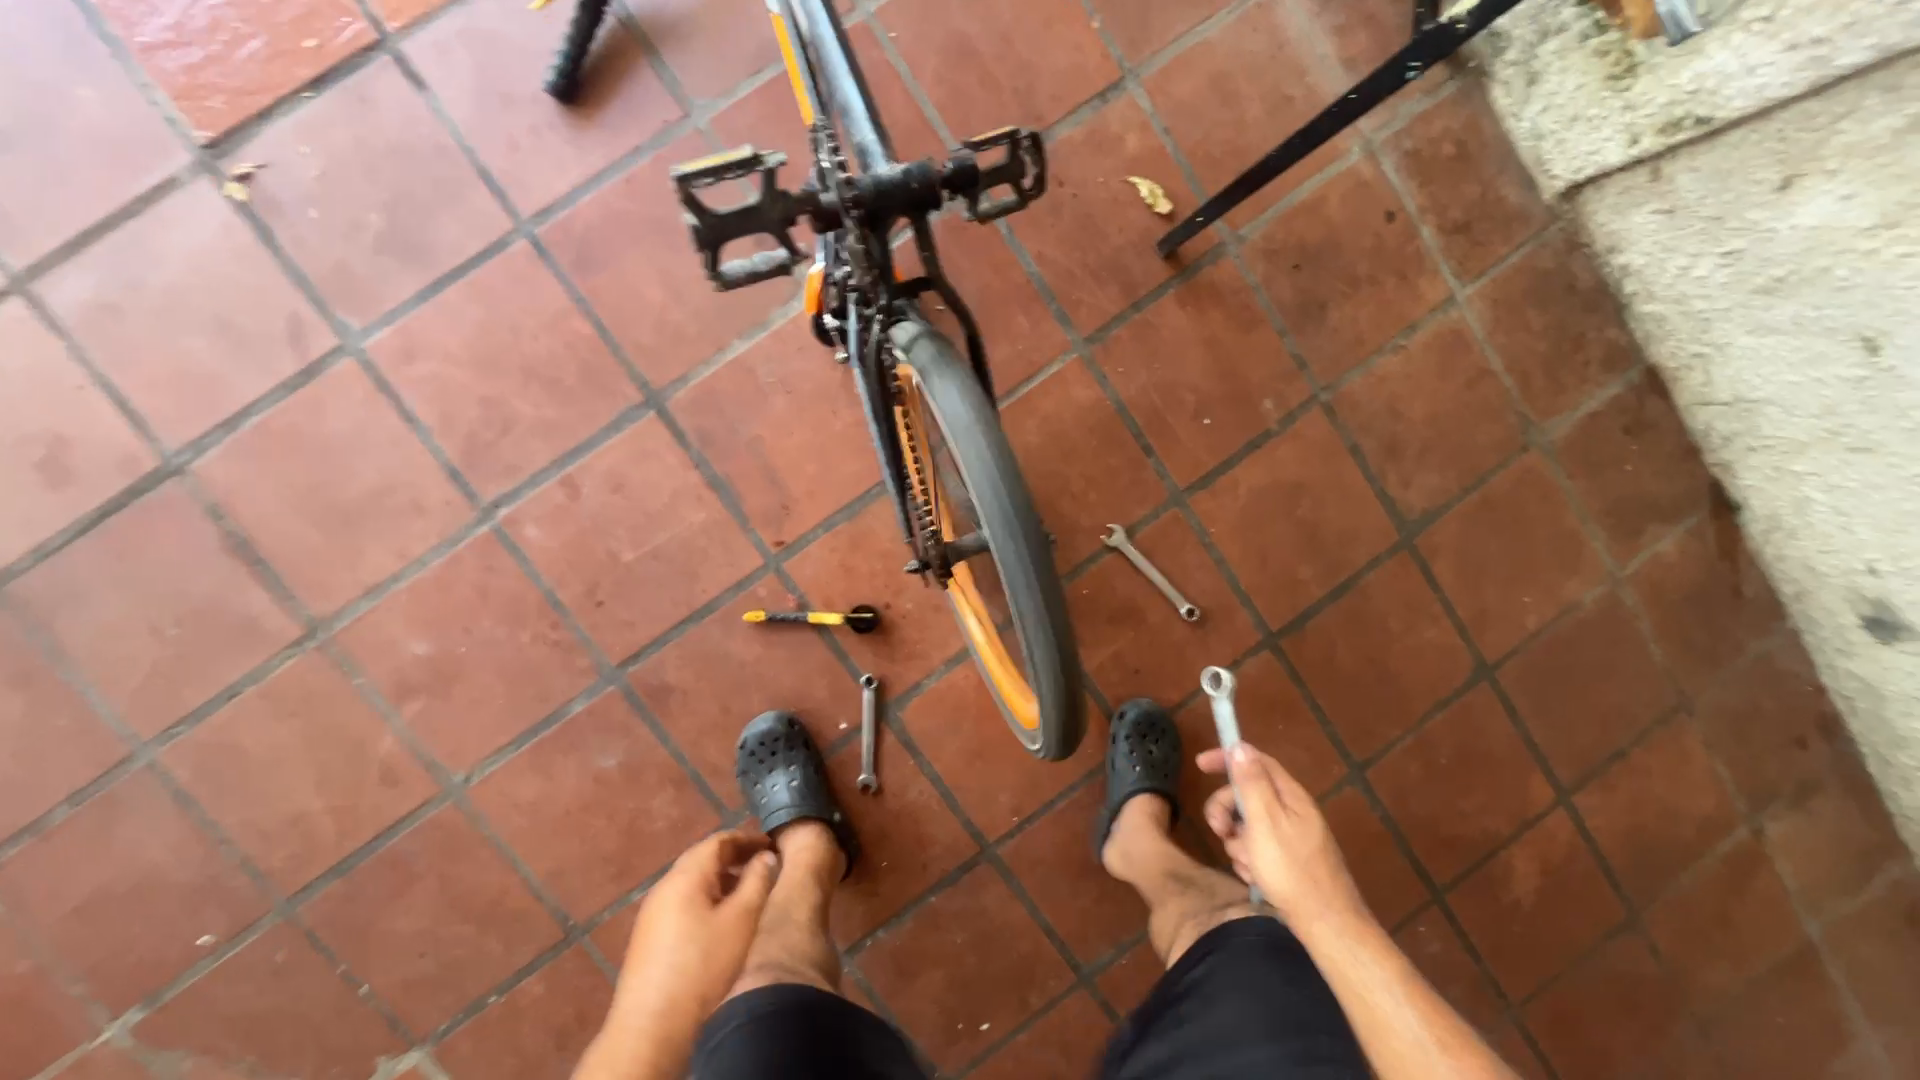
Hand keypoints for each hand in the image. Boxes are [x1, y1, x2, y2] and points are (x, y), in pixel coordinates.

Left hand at [605, 831, 779, 1052]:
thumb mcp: (743, 919)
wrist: (652, 1026)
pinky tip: (723, 927)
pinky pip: (683, 907)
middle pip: (702, 861)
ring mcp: (652, 916)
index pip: (718, 841)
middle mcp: (663, 888)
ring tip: (749, 898)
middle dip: (734, 860)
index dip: (747, 839)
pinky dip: (707, 904)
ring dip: (722, 884)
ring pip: (692, 886)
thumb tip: (765, 857)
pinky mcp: (649, 941)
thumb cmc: (704, 966)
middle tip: (764, 869)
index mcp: (685, 876)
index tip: (772, 846)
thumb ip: (758, 881)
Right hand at [1198, 742, 1367, 934]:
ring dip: (1238, 843)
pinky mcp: (1287, 860)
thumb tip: (1240, 746)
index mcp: (1290, 796)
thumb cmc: (1291, 870)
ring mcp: (1290, 837)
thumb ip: (1251, 783)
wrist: (1325, 923)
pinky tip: (1255, 877)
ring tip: (1248, 864)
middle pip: (1247, 795)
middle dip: (1227, 811)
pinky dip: (1249, 860)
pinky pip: (1257, 849)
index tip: (1200, 765)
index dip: (1227, 758)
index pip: (1256, 761)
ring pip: (1248, 825)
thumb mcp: (1265, 822)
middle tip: (1219, 830)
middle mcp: (1292, 811)